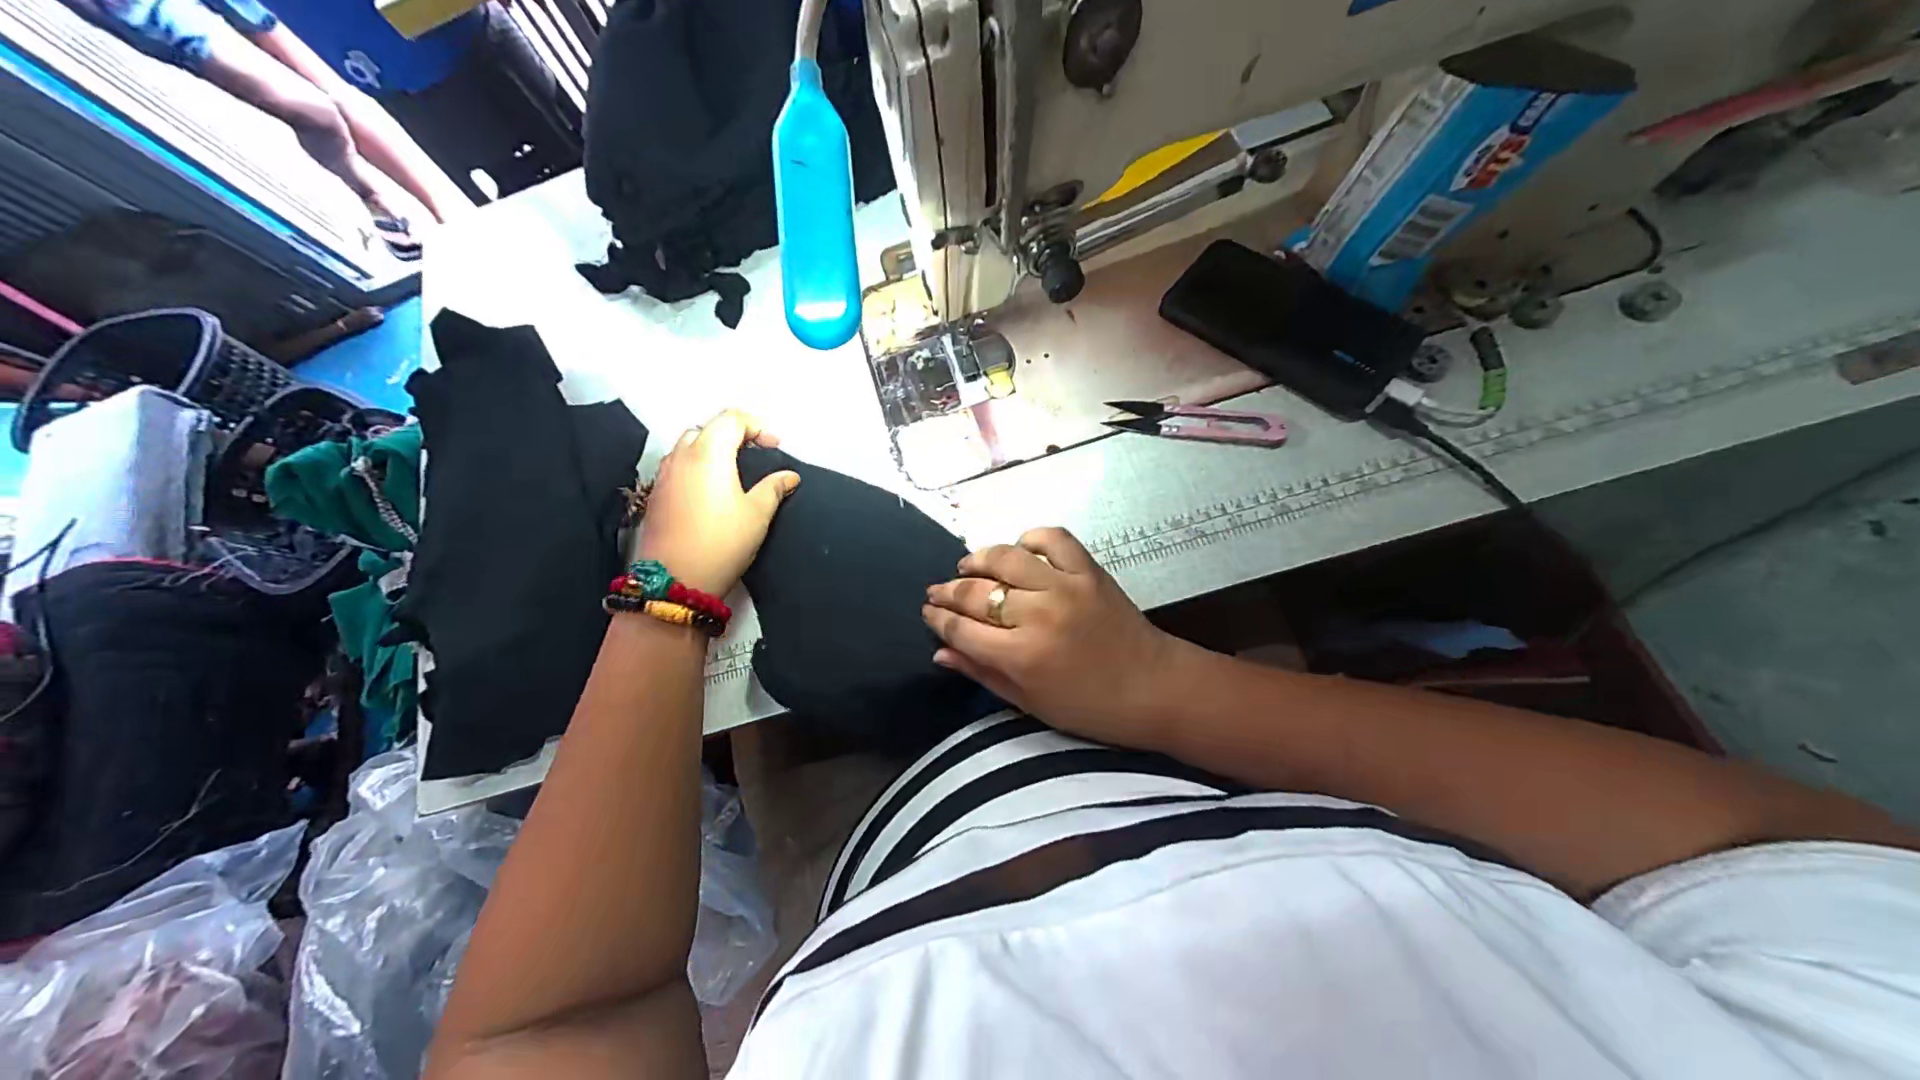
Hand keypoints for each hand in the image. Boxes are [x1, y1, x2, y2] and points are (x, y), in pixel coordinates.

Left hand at [637, 410, 799, 596]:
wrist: (675, 580)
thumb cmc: (720, 544)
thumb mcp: (758, 514)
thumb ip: (774, 488)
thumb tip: (788, 477)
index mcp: (709, 453)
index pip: (731, 419)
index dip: (756, 427)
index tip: (773, 446)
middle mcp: (681, 456)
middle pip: (708, 428)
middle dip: (733, 435)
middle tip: (756, 456)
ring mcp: (664, 475)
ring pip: (689, 446)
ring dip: (713, 450)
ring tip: (734, 473)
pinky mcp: (656, 494)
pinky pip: (677, 467)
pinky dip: (696, 467)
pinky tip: (712, 492)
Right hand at [922, 527, 1188, 749]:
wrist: (1154, 688)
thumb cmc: (1089, 707)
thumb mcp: (1029, 703)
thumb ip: (982, 673)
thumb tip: (940, 652)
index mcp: (1021, 656)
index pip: (961, 628)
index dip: (937, 619)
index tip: (927, 612)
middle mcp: (1037, 615)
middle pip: (976, 592)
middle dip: (948, 591)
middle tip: (937, 592)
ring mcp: (1065, 587)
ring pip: (1006, 557)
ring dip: (978, 559)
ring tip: (967, 565)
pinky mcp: (1088, 571)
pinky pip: (1052, 539)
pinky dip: (1031, 538)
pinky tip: (1019, 550)